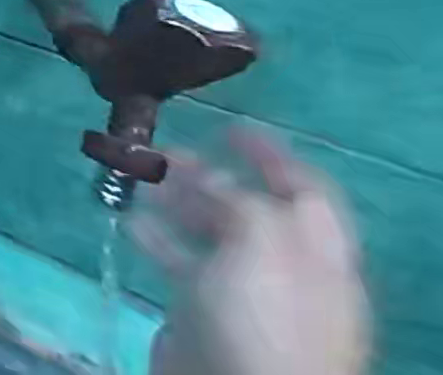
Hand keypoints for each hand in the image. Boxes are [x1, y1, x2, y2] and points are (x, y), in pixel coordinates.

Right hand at [135, 128, 370, 374]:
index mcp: (313, 254)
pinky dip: (155, 229)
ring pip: (209, 226)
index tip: (228, 125)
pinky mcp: (204, 299)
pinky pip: (180, 252)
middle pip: (251, 206)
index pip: (305, 193)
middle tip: (160, 149)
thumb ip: (239, 203)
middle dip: (207, 172)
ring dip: (175, 196)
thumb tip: (205, 172)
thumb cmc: (259, 317)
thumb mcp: (260, 251)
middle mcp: (285, 265)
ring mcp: (244, 284)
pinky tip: (129, 217)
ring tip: (135, 176)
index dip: (272, 157)